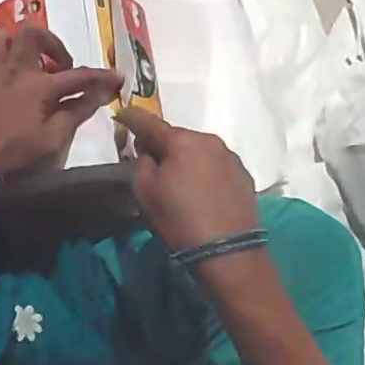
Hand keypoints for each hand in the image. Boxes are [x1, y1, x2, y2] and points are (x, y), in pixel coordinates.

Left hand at [0, 25, 120, 180]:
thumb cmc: (12, 157)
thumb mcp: (52, 141)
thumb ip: (76, 113)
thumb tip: (100, 94)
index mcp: (39, 86)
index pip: (79, 75)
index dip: (101, 76)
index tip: (117, 77)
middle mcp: (15, 68)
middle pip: (35, 33)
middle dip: (52, 44)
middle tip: (58, 65)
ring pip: (3, 35)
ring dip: (19, 44)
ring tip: (26, 64)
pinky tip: (2, 75)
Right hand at [116, 107, 259, 252]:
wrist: (227, 249)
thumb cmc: (178, 218)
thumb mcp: (146, 192)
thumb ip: (142, 163)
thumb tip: (150, 152)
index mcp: (181, 141)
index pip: (149, 122)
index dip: (132, 118)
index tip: (121, 115)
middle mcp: (209, 140)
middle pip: (178, 137)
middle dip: (163, 146)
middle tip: (152, 163)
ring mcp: (230, 157)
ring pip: (199, 150)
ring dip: (186, 159)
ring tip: (179, 182)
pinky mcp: (243, 175)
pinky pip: (215, 166)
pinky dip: (204, 172)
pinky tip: (201, 193)